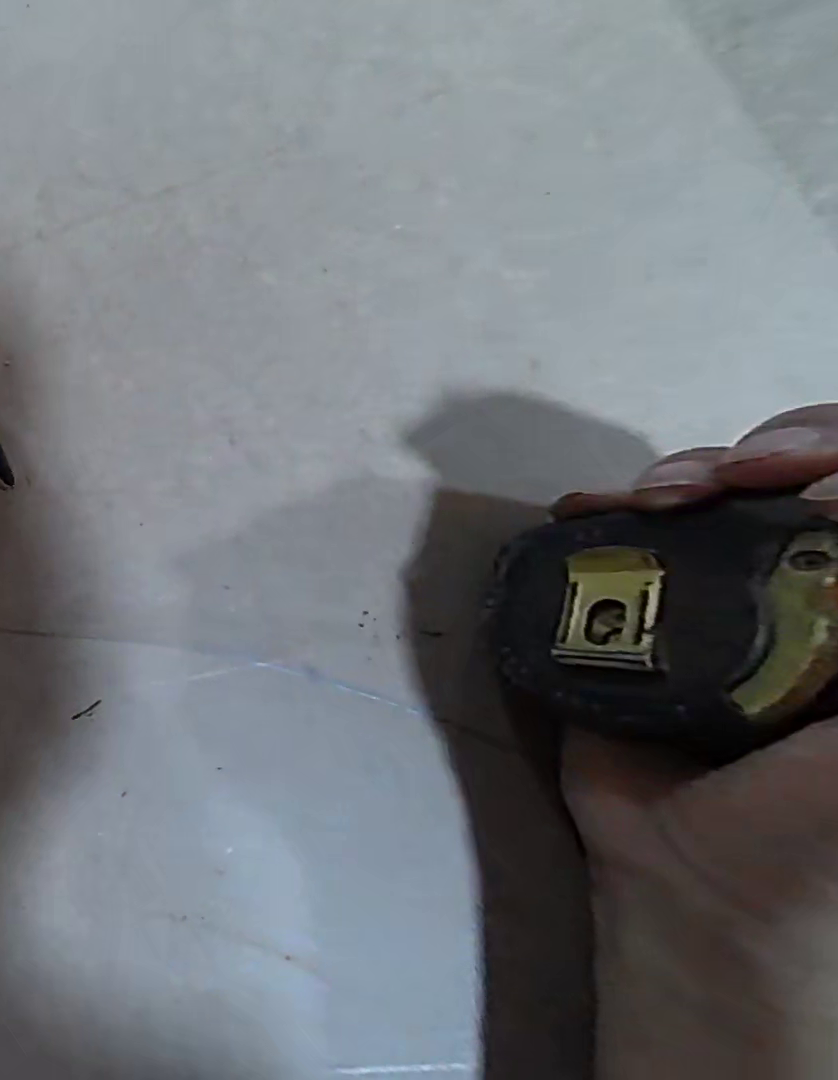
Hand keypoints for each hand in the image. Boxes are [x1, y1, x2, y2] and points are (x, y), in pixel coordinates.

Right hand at [555, 405, 837, 1076]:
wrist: (685, 864)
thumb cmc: (814, 821)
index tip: (805, 480)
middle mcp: (803, 585)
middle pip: (803, 477)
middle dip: (777, 450)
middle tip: (734, 476)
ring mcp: (704, 594)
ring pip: (707, 495)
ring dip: (680, 473)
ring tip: (646, 497)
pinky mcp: (616, 611)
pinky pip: (610, 538)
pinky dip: (596, 509)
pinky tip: (582, 509)